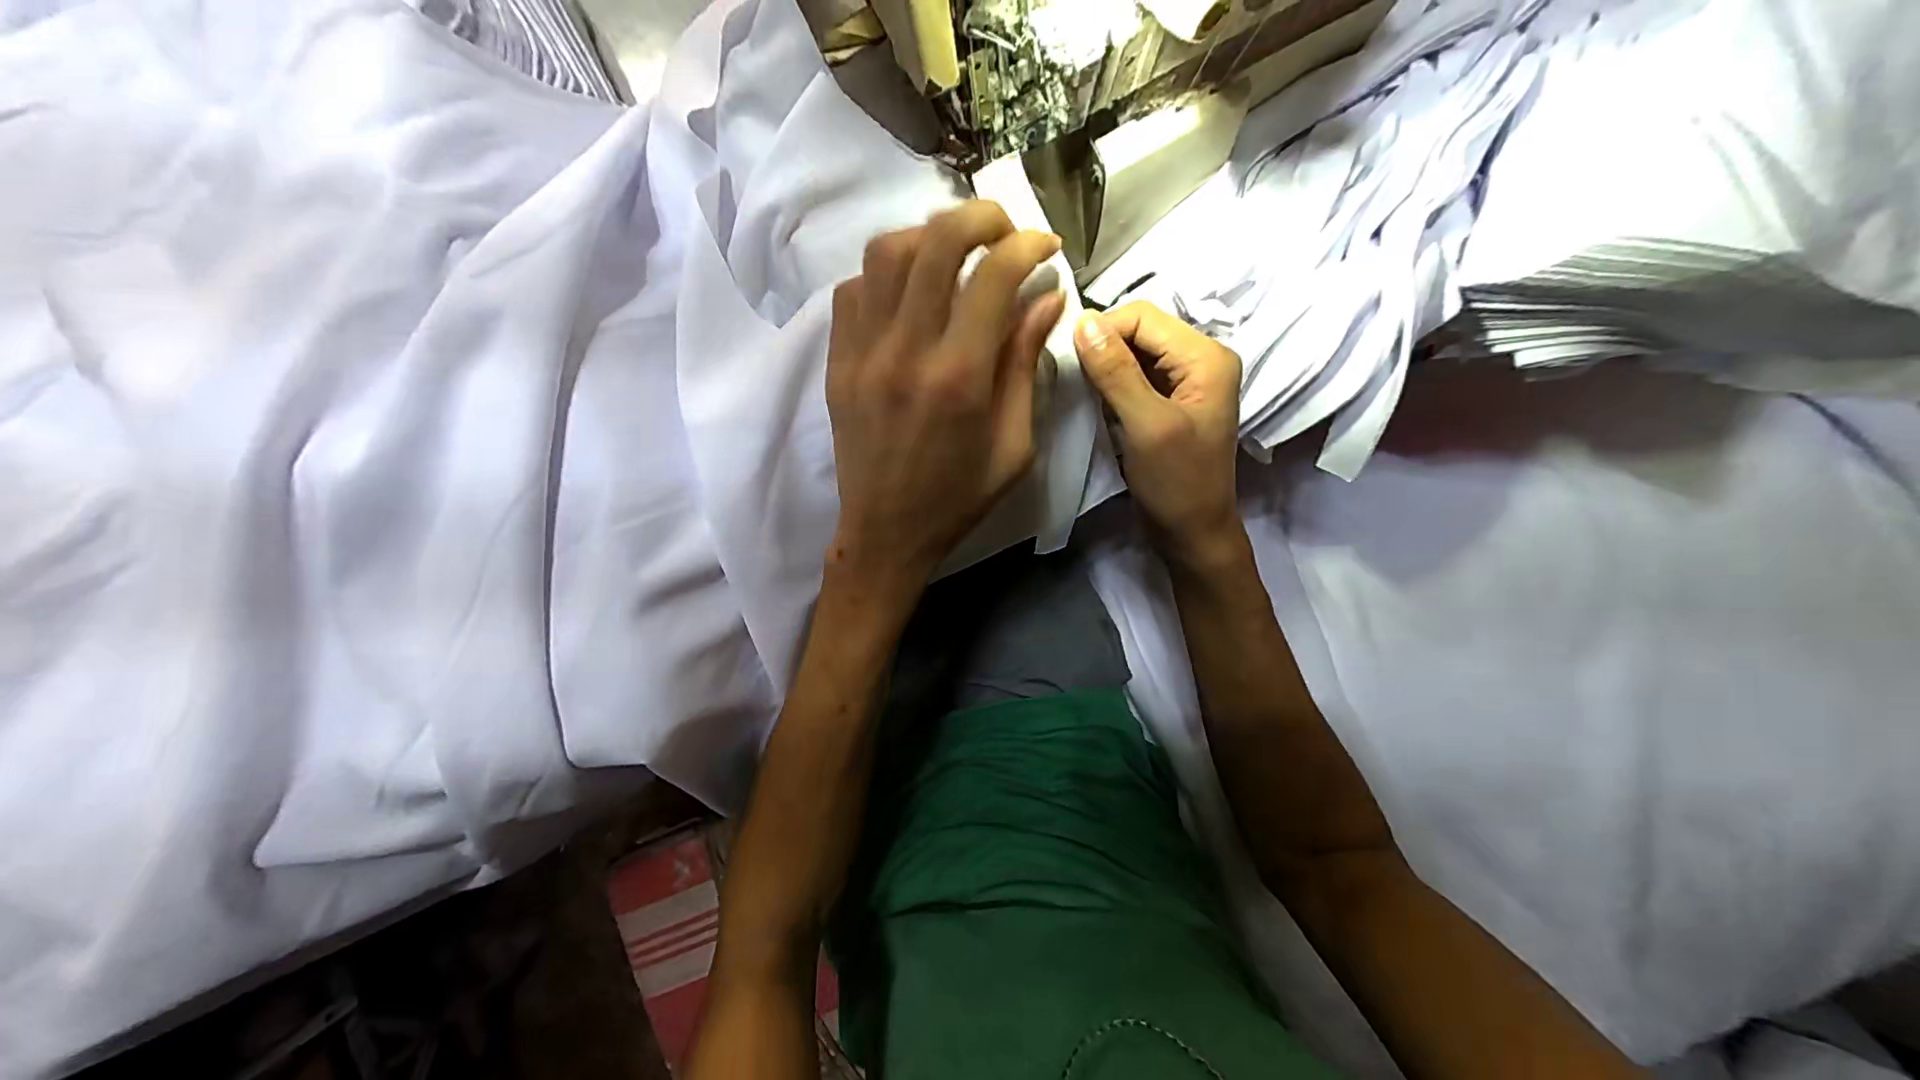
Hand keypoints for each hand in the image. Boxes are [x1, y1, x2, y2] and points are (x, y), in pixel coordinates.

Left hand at [826, 201, 1065, 596]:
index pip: (993, 277)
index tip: (1044, 246)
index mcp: (959, 378)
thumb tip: (1045, 298)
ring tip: (954, 251)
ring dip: (927, 236)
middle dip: (979, 217)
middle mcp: (905, 352)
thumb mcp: (1014, 446)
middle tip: (1003, 227)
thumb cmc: (958, 498)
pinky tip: (909, 290)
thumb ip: (1025, 365)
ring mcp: (861, 353)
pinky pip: (852, 288)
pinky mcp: (836, 361)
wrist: (885, 534)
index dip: (1027, 246)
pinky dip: (885, 273)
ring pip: (885, 253)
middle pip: (935, 242)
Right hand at [1075, 301, 1243, 561]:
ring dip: (1103, 364)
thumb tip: (1083, 321)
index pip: (1143, 316)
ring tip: (1077, 386)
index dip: (1103, 329)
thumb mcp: (1146, 426)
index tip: (1068, 358)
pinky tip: (1093, 398)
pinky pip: (1133, 374)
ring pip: (1133, 351)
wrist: (1192, 533)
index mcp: (1206, 357)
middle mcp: (1200, 358)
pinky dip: (1110, 382)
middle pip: (1139, 329)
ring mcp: (1184, 380)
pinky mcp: (1168, 400)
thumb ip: (1116, 372)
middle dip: (1102, 346)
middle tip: (1069, 374)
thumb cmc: (1176, 483)